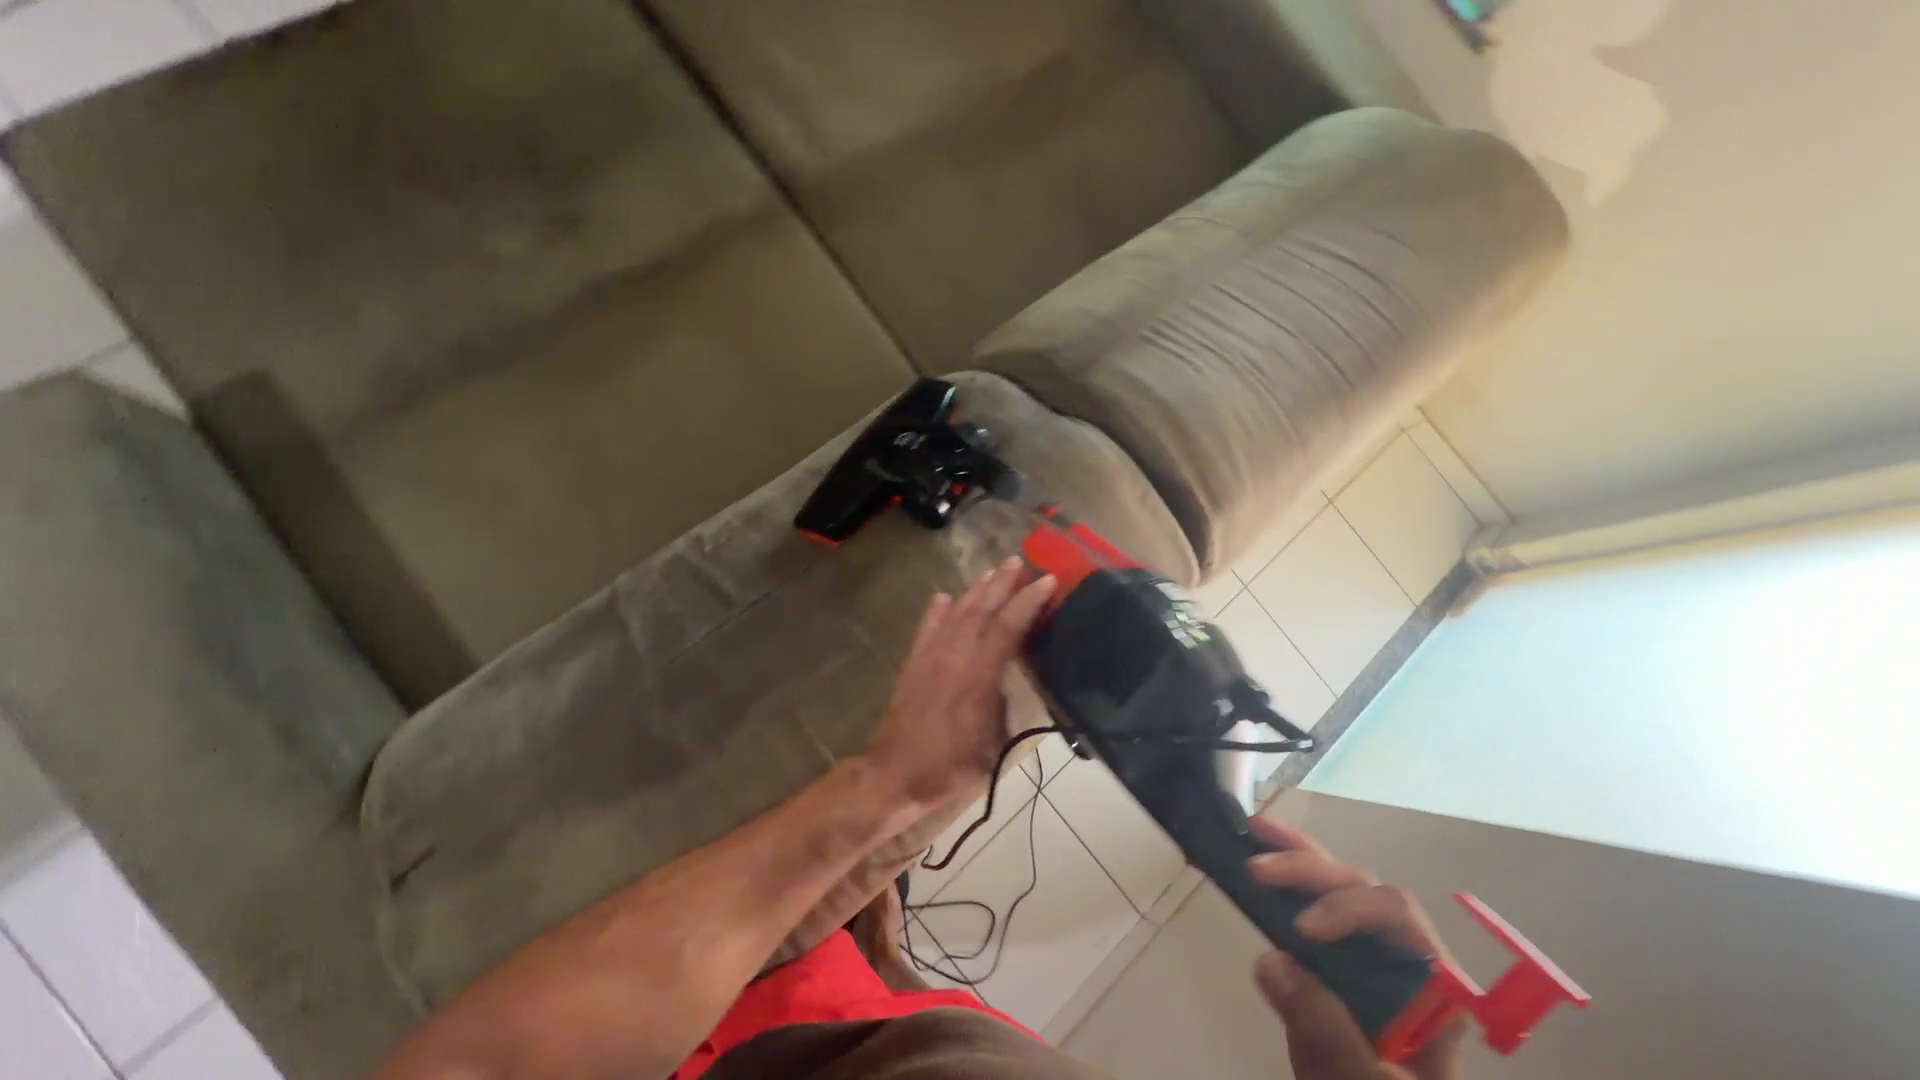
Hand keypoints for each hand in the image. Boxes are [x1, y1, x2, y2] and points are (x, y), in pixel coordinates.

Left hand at [864, 557, 1056, 811]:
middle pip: (981, 610)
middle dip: (1002, 584)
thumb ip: (1006, 711)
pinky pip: (927, 628)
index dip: (1029, 602)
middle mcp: (953, 656)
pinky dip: (937, 610)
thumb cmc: (948, 767)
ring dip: (975, 590)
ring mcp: (930, 657)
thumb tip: (1016, 690)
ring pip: (955, 612)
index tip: (1048, 580)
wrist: (893, 775)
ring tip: (992, 573)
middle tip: (1020, 562)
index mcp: (978, 675)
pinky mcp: (913, 665)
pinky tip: (943, 597)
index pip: (1008, 627)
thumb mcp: (993, 746)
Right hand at [1246, 817, 1465, 1079]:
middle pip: (1365, 889)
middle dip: (1311, 871)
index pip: (1397, 914)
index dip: (1347, 908)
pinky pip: (1318, 907)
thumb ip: (1328, 1029)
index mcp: (1432, 982)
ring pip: (1342, 887)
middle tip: (1255, 868)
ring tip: (1255, 830)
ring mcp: (1372, 954)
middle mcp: (1406, 956)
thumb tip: (1272, 960)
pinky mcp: (1340, 960)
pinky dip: (1289, 880)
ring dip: (1298, 857)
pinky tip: (1259, 856)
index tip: (1300, 930)